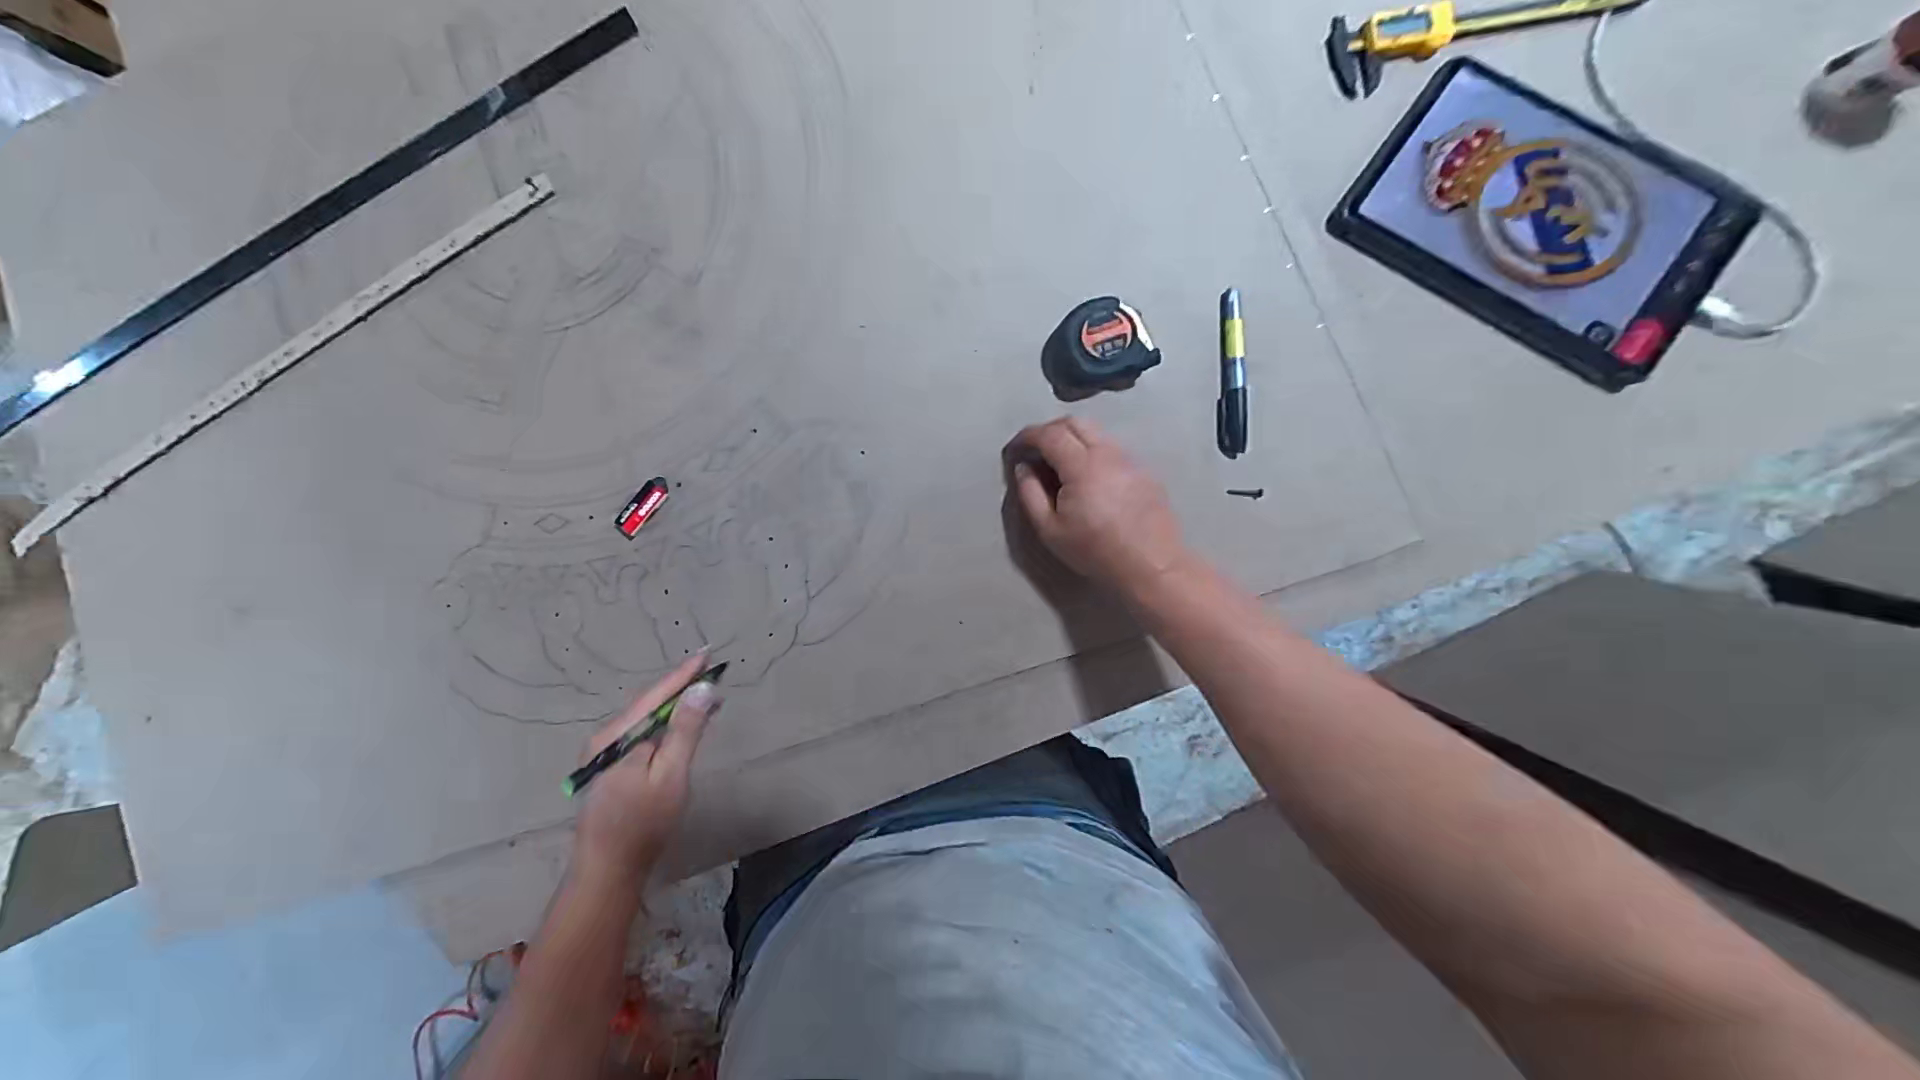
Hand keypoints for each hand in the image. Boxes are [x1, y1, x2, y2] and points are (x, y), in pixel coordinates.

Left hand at [571, 652, 719, 887]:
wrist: (608, 870)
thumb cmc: (643, 823)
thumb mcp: (671, 775)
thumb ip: (686, 730)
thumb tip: (701, 689)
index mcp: (617, 737)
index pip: (656, 696)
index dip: (683, 676)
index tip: (707, 654)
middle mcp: (607, 739)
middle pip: (650, 705)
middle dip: (681, 689)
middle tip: (712, 674)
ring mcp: (607, 754)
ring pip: (647, 720)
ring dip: (676, 707)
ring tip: (705, 697)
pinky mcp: (613, 769)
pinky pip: (644, 735)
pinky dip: (667, 726)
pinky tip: (683, 726)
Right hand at [1006, 416, 1190, 595]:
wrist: (1152, 565)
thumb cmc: (1096, 551)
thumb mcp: (1050, 530)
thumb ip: (1030, 494)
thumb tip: (1023, 468)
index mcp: (1082, 465)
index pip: (1049, 434)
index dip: (1027, 436)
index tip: (1014, 448)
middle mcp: (1108, 453)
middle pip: (1075, 422)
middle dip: (1049, 430)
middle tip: (1035, 450)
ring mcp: (1130, 459)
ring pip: (1096, 433)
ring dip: (1073, 439)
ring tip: (1060, 464)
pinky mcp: (1144, 471)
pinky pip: (1112, 449)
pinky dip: (1093, 452)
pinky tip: (1089, 478)